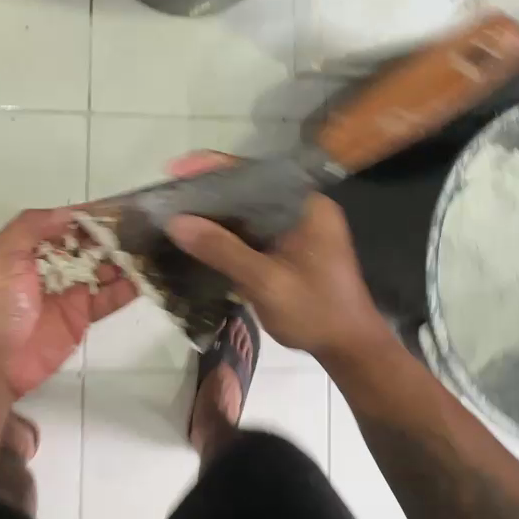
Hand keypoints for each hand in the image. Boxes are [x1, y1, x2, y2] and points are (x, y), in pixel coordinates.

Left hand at [0, 208, 137, 397]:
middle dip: (106, 237)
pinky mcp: (78, 317)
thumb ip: (30, 227)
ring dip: (119, 260)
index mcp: (22, 250)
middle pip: (81, 246)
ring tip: (144, 250)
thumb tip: (66, 212)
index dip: (81, 217)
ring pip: (97, 270)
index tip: (110, 209)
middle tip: (136, 227)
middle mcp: (44, 268)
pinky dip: (124, 290)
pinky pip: (105, 300)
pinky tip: (142, 280)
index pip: (56, 225)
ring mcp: (63, 293)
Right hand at [161, 151, 391, 361]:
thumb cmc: (315, 312)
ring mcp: (295, 227)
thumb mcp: (266, 282)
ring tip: (173, 212)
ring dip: (214, 212)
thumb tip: (175, 222)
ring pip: (246, 210)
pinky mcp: (288, 246)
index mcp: (306, 205)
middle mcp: (301, 208)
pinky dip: (225, 232)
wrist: (351, 350)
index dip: (211, 167)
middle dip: (207, 190)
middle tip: (167, 194)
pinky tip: (197, 237)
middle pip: (247, 188)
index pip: (253, 173)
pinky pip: (251, 229)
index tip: (174, 170)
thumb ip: (221, 249)